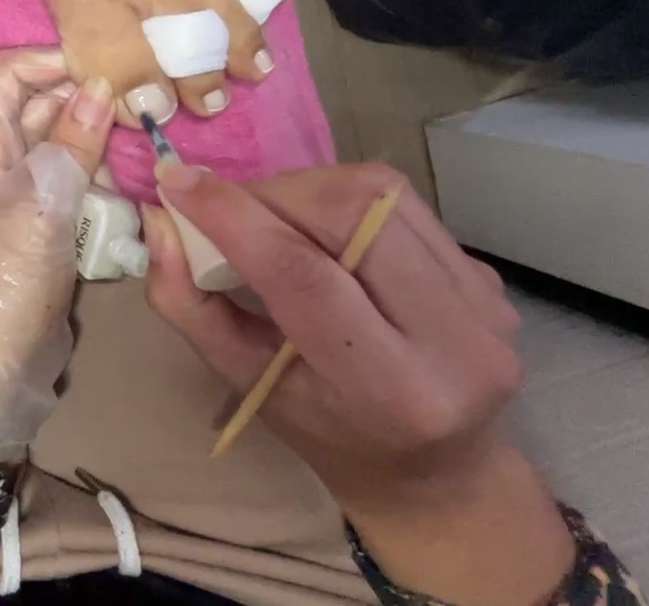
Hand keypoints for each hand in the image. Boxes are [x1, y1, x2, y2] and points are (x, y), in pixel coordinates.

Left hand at [0, 48, 114, 464]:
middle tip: (145, 94)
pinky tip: (136, 165)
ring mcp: (21, 184)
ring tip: (149, 125)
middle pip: (38, 100)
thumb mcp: (41, 206)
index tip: (106, 66)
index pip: (7, 74)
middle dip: (85, 91)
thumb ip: (69, 144)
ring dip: (98, 129)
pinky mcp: (45, 210)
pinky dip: (99, 163)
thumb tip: (97, 88)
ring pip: (60, 134)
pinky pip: (72, 170)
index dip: (51, 60)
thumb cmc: (9, 278)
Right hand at [143, 164, 574, 603]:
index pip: (302, 274)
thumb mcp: (237, 379)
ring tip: (270, 217)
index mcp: (386, 387)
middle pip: (349, 215)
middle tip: (224, 207)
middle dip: (267, 194)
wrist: (435, 468)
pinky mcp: (489, 275)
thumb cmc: (319, 427)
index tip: (173, 180)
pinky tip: (320, 229)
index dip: (230, 216)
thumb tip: (159, 220)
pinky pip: (399, 201)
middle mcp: (455, 342)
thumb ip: (186, 303)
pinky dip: (339, 196)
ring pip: (377, 193)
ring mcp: (484, 303)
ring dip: (302, 188)